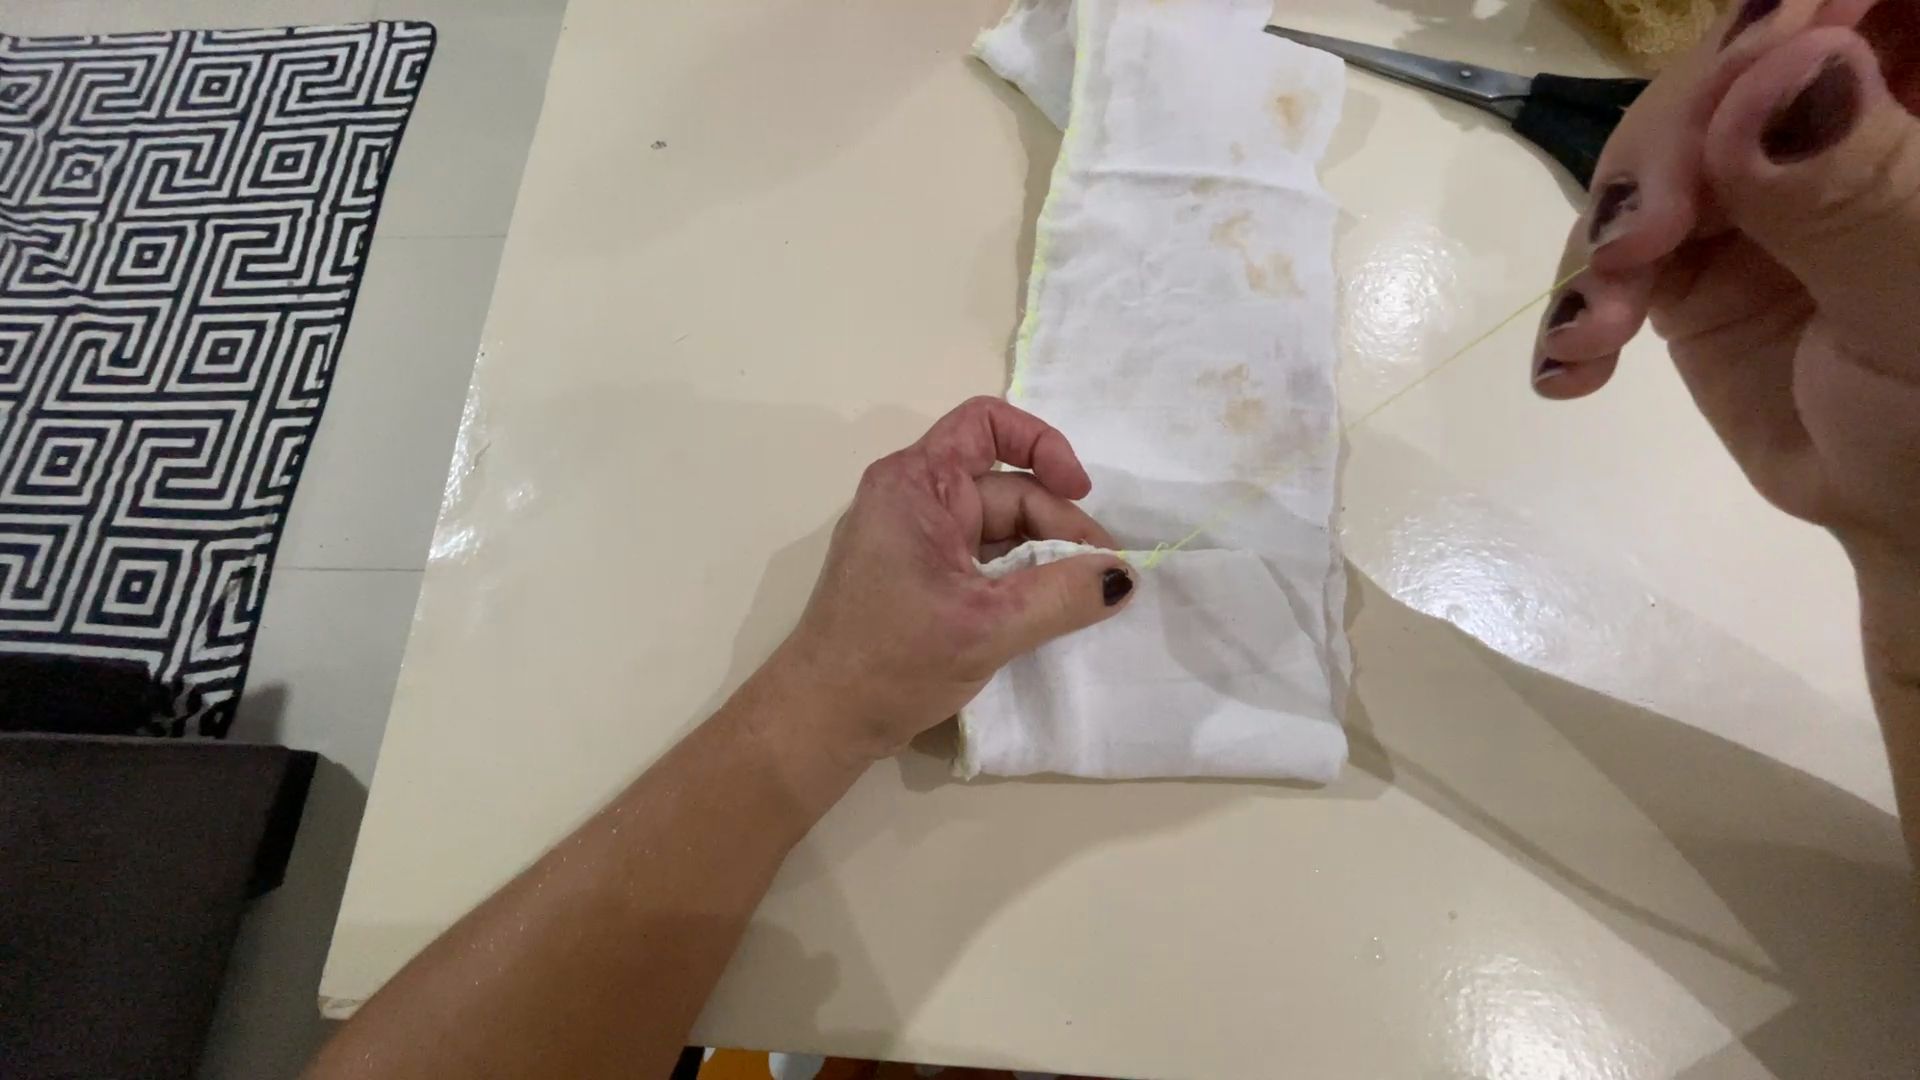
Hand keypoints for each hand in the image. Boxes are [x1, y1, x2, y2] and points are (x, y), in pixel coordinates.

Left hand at [769, 397, 1134, 765]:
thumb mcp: (987, 626)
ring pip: (999, 528)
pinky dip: (1020, 577)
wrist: (824, 719)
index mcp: (916, 485)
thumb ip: (1062, 596)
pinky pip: (984, 558)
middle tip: (1102, 579)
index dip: (1042, 444)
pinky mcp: (922, 574)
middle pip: (1006, 486)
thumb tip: (1124, 577)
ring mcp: (917, 538)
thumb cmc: (892, 661)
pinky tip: (1050, 606)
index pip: (986, 424)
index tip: (1079, 492)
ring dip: (1044, 557)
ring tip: (1084, 598)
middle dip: (1057, 527)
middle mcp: (914, 498)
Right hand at [1533, 0, 1919, 569]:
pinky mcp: (1681, 270)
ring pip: (1639, 174)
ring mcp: (1751, 200)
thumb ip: (1855, 184)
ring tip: (1593, 338)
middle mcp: (1840, 127)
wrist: (1911, 504)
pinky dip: (1573, 315)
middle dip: (1653, 163)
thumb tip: (1769, 75)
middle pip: (1715, 84)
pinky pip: (1599, 265)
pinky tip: (1573, 367)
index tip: (1730, 85)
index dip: (1779, 22)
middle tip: (1630, 250)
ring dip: (1595, 258)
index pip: (1858, 1)